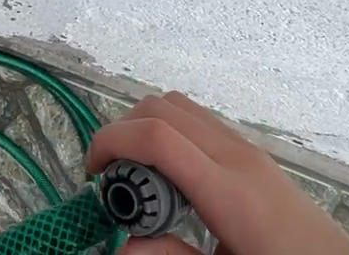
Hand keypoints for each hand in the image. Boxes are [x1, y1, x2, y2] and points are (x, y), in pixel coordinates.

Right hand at [85, 92, 348, 254]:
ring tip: (139, 176)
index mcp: (232, 193)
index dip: (112, 142)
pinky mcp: (256, 156)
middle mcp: (239, 157)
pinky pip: (201, 122)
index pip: (157, 137)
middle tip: (111, 178)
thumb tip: (120, 245)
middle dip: (123, 132)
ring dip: (146, 127)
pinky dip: (171, 132)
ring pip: (180, 106)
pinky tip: (173, 178)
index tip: (92, 174)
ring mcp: (250, 151)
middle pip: (162, 108)